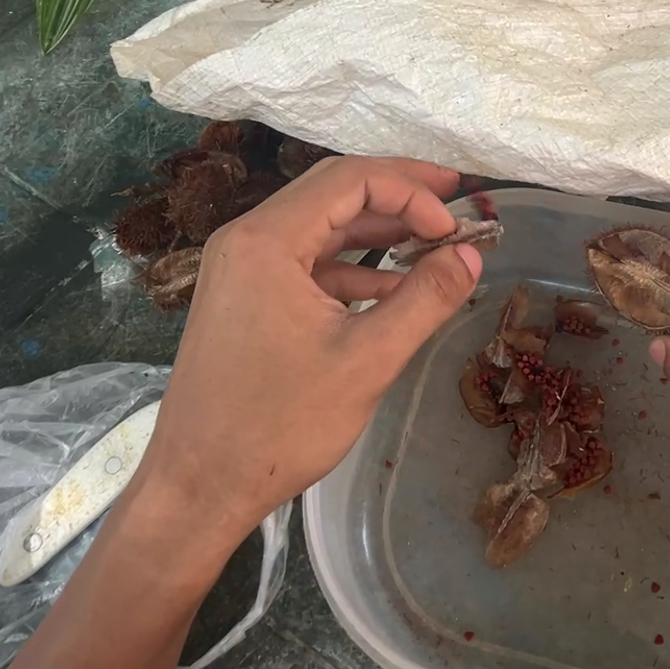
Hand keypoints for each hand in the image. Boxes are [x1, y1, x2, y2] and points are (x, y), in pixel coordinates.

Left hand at [136, 155, 482, 544]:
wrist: (198, 488)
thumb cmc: (278, 426)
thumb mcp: (367, 360)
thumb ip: (426, 299)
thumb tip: (471, 254)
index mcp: (267, 239)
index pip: (350, 180)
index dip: (411, 191)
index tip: (453, 227)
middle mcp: (249, 238)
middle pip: (335, 189)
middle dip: (400, 192)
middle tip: (455, 197)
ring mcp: (244, 266)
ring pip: (324, 224)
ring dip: (380, 228)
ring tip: (435, 238)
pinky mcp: (249, 295)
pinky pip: (310, 260)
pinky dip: (355, 265)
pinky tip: (396, 286)